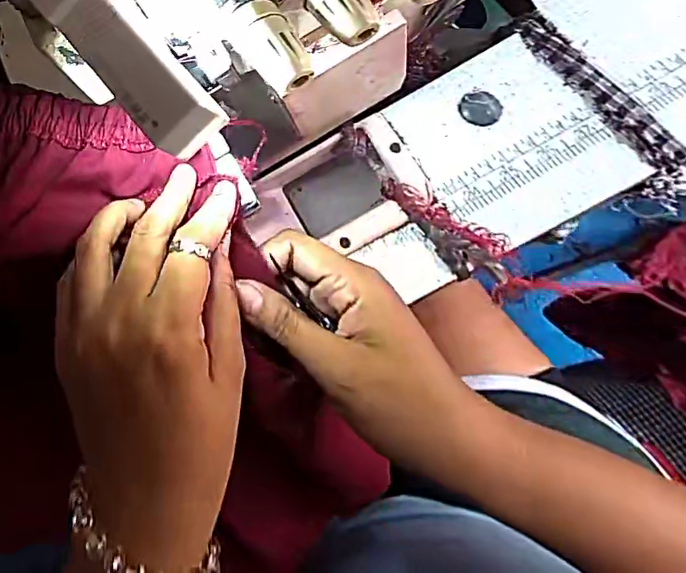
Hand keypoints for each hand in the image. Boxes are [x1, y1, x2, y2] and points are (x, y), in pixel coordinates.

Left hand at [55, 165, 243, 571]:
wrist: (140, 504)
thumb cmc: (202, 445)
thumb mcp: (230, 373)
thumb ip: (221, 300)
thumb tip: (217, 242)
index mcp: (168, 328)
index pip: (190, 245)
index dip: (209, 211)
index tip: (221, 186)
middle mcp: (119, 317)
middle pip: (144, 234)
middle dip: (170, 197)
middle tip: (186, 173)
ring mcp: (83, 326)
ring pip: (94, 243)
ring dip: (122, 213)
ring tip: (146, 203)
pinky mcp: (64, 339)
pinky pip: (71, 275)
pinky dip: (92, 250)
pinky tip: (114, 244)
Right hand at [234, 230, 479, 473]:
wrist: (450, 441)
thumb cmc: (401, 403)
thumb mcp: (334, 365)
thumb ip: (284, 324)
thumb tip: (240, 289)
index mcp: (352, 278)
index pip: (291, 244)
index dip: (260, 263)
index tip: (236, 296)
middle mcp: (350, 283)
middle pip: (290, 267)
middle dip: (264, 294)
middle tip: (245, 331)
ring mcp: (351, 305)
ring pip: (296, 294)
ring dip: (276, 318)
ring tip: (263, 349)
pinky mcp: (350, 327)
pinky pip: (309, 317)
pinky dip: (292, 334)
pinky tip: (283, 359)